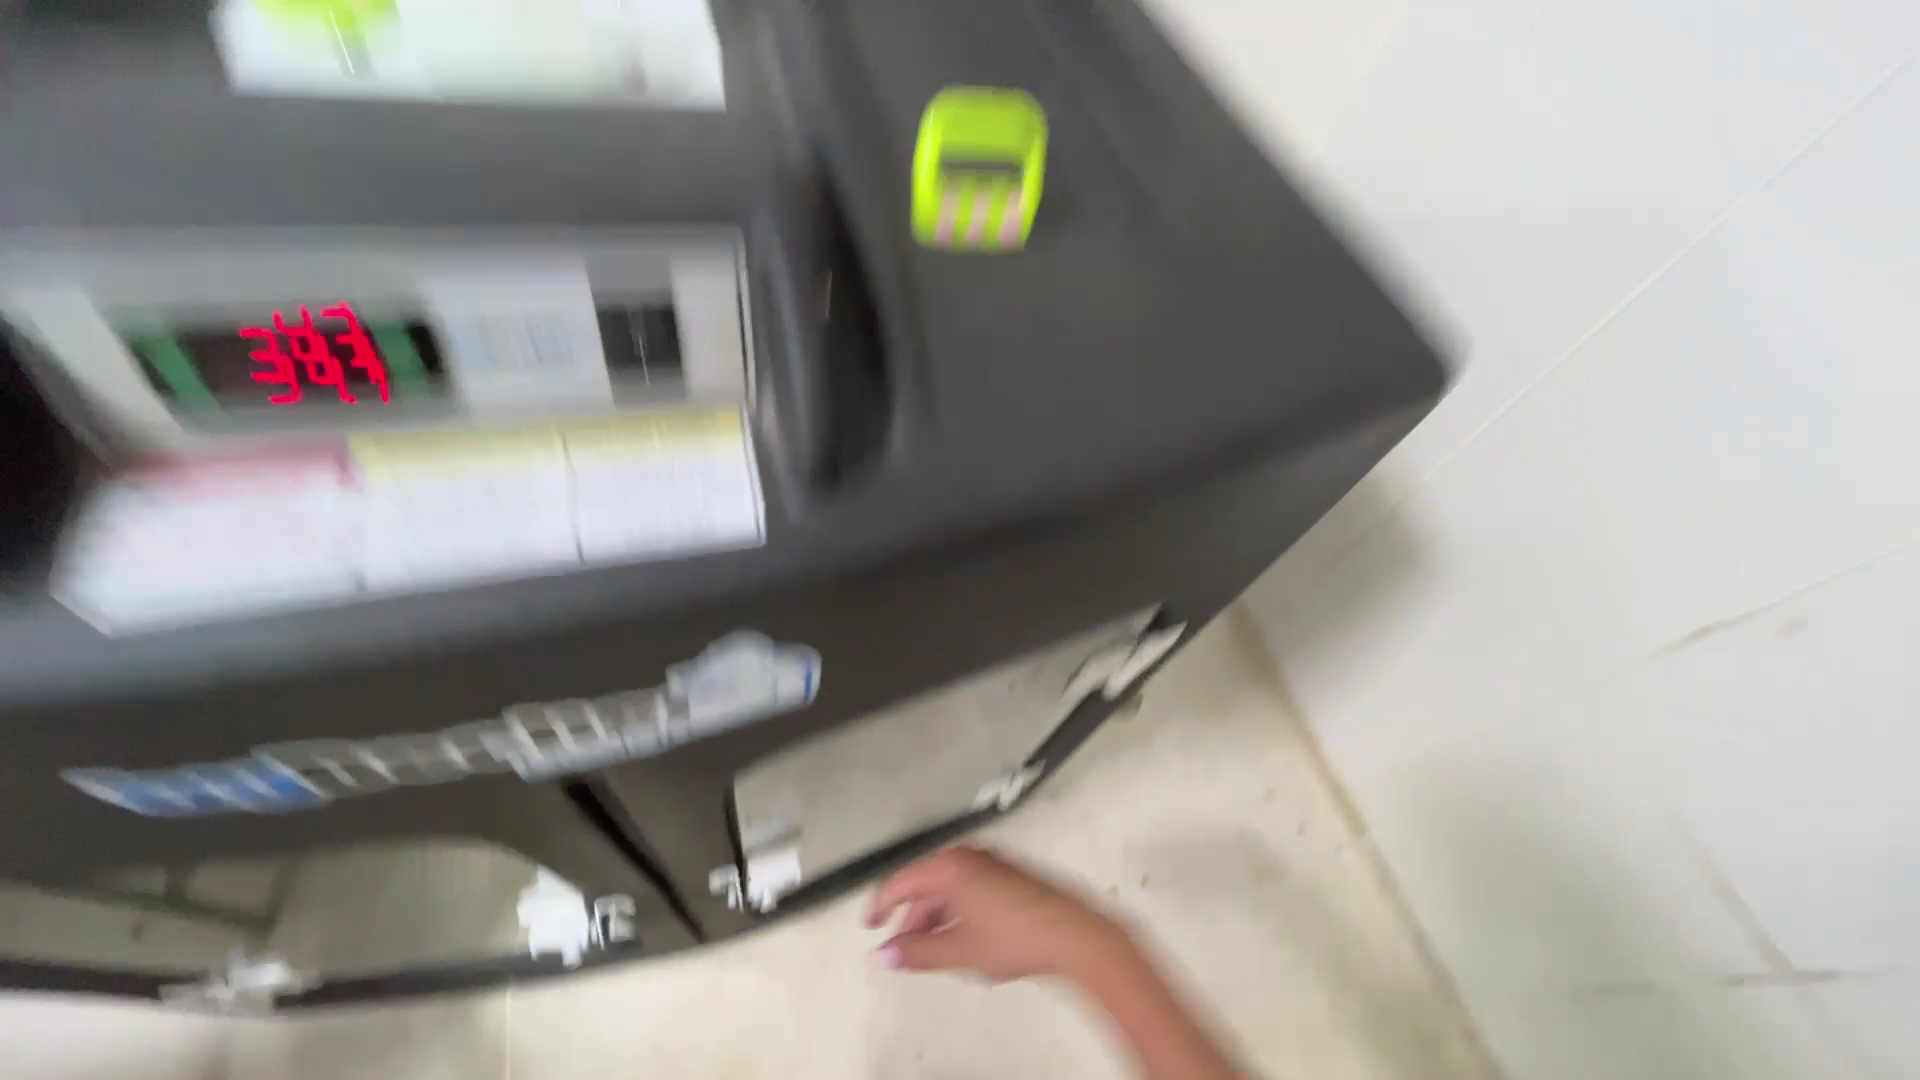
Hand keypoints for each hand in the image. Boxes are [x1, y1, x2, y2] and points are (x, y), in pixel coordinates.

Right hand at [865, 844, 1127, 980]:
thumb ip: (916, 952)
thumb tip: (884, 954)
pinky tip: (963, 935)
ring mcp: (990, 862)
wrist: (1071, 934)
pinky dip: (956, 908)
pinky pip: (968, 886)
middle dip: (912, 915)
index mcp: (950, 866)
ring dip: (935, 915)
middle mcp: (968, 856)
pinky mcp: (1007, 873)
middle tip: (904, 946)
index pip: (902, 880)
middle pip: (925, 882)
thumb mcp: (958, 950)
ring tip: (935, 948)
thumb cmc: (1015, 936)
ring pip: (948, 885)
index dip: (882, 904)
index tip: (870, 924)